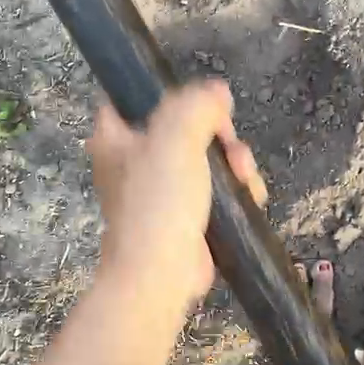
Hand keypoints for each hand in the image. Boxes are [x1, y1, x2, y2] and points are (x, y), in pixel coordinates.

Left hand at [86, 80, 266, 316]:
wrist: (161, 272)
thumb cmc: (158, 202)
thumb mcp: (175, 139)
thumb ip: (196, 106)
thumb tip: (218, 92)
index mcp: (114, 138)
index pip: (136, 99)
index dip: (170, 95)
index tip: (201, 105)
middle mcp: (135, 161)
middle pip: (185, 128)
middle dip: (219, 134)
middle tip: (231, 146)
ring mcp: (163, 190)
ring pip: (208, 158)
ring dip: (235, 163)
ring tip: (245, 177)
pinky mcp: (189, 215)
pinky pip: (219, 189)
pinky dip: (237, 189)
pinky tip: (249, 195)